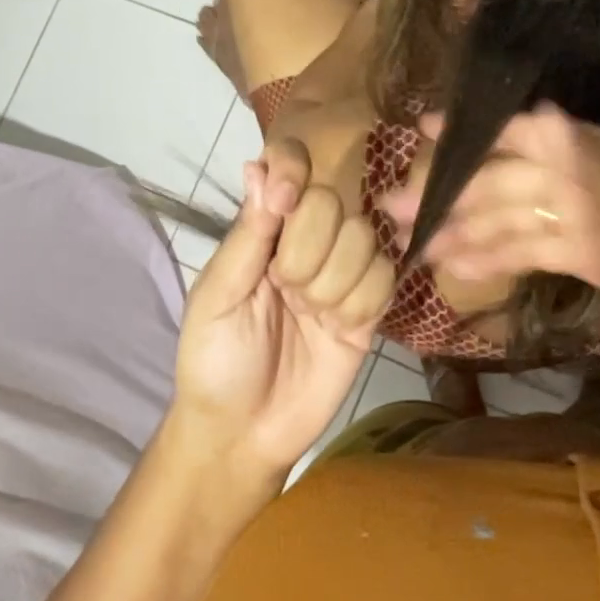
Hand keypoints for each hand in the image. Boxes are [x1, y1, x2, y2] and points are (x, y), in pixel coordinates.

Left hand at [172, 151, 395, 473]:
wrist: (244, 434)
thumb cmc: (213, 362)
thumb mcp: (215, 297)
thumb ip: (247, 234)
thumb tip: (258, 166)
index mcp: (262, 232)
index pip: (290, 170)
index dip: (295, 171)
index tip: (285, 202)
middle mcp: (305, 245)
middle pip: (334, 203)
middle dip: (308, 250)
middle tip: (284, 292)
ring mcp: (340, 277)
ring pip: (365, 240)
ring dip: (334, 282)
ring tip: (309, 317)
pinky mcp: (368, 312)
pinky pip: (386, 280)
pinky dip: (361, 304)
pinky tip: (337, 330)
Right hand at [382, 104, 599, 379]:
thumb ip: (594, 165)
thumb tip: (543, 116)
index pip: (529, 134)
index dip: (476, 132)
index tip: (423, 131)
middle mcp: (590, 180)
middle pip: (509, 180)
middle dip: (452, 190)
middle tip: (391, 203)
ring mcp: (590, 223)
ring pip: (514, 220)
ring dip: (464, 228)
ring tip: (412, 241)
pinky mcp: (593, 261)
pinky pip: (533, 254)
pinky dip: (495, 259)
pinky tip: (458, 267)